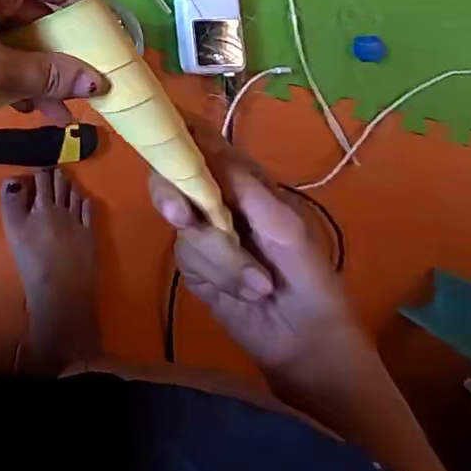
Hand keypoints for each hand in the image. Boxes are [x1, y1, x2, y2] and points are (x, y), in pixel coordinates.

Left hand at [0, 0, 105, 121]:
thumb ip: (48, 74)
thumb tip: (100, 83)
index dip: (92, 25)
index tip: (113, 61)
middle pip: (43, 11)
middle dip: (64, 56)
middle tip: (90, 94)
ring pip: (22, 32)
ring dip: (39, 71)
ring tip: (59, 114)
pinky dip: (13, 70)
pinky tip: (26, 105)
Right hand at [150, 116, 372, 392]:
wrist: (308, 342)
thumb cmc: (309, 275)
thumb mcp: (284, 225)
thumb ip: (243, 186)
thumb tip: (201, 147)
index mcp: (239, 177)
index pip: (200, 140)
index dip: (176, 129)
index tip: (161, 133)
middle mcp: (213, 195)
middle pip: (170, 174)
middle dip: (172, 193)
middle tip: (181, 217)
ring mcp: (198, 228)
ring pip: (179, 221)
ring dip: (219, 256)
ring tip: (257, 283)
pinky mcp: (190, 261)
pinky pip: (187, 255)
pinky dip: (218, 275)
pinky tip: (244, 291)